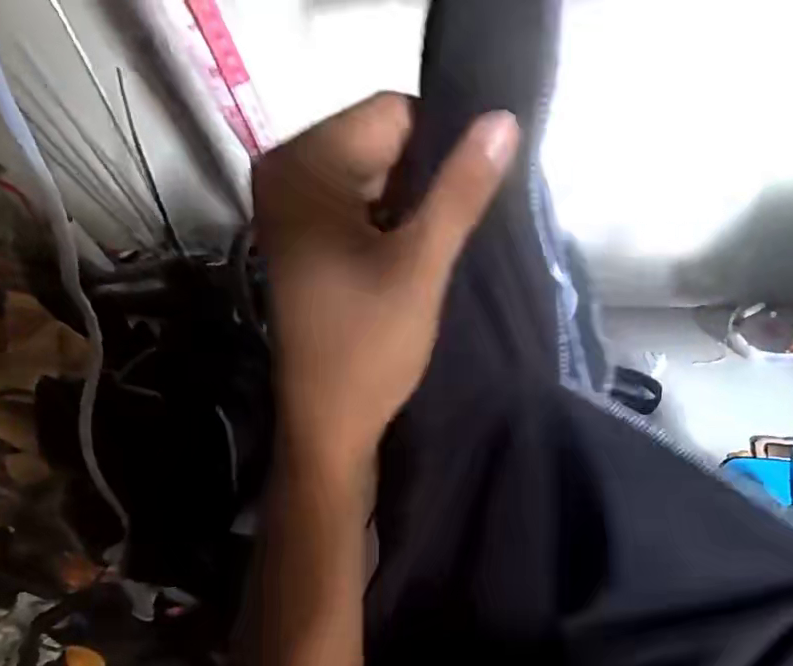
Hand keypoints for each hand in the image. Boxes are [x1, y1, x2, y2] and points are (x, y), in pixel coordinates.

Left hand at [253, 92, 518, 471]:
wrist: (332, 423)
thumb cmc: (369, 345)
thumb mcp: (420, 265)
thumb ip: (461, 193)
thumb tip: (503, 121)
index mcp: (303, 164)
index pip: (393, 114)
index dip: (444, 149)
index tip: (476, 199)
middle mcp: (289, 173)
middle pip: (384, 145)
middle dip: (430, 184)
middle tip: (459, 236)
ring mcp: (297, 211)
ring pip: (380, 182)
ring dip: (419, 211)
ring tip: (441, 254)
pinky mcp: (311, 243)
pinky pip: (366, 212)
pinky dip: (399, 230)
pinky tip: (419, 264)